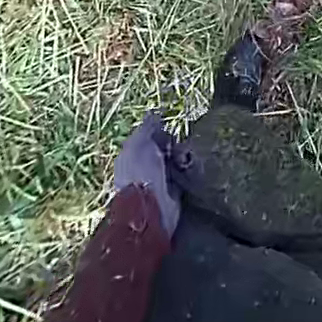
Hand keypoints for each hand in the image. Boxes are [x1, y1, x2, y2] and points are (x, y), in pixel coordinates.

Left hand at [112, 112, 180, 235]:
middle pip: (164, 147)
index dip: (159, 131)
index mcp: (132, 152)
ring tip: (183, 161)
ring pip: (175, 160)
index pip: (149, 135)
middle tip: (177, 148)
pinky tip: (188, 169)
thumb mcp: (140, 143)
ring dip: (181, 157)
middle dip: (173, 144)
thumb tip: (155, 112)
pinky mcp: (174, 192)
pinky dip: (187, 172)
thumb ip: (147, 128)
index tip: (168, 128)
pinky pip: (183, 175)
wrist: (150, 208)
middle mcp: (145, 164)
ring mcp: (159, 178)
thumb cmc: (140, 172)